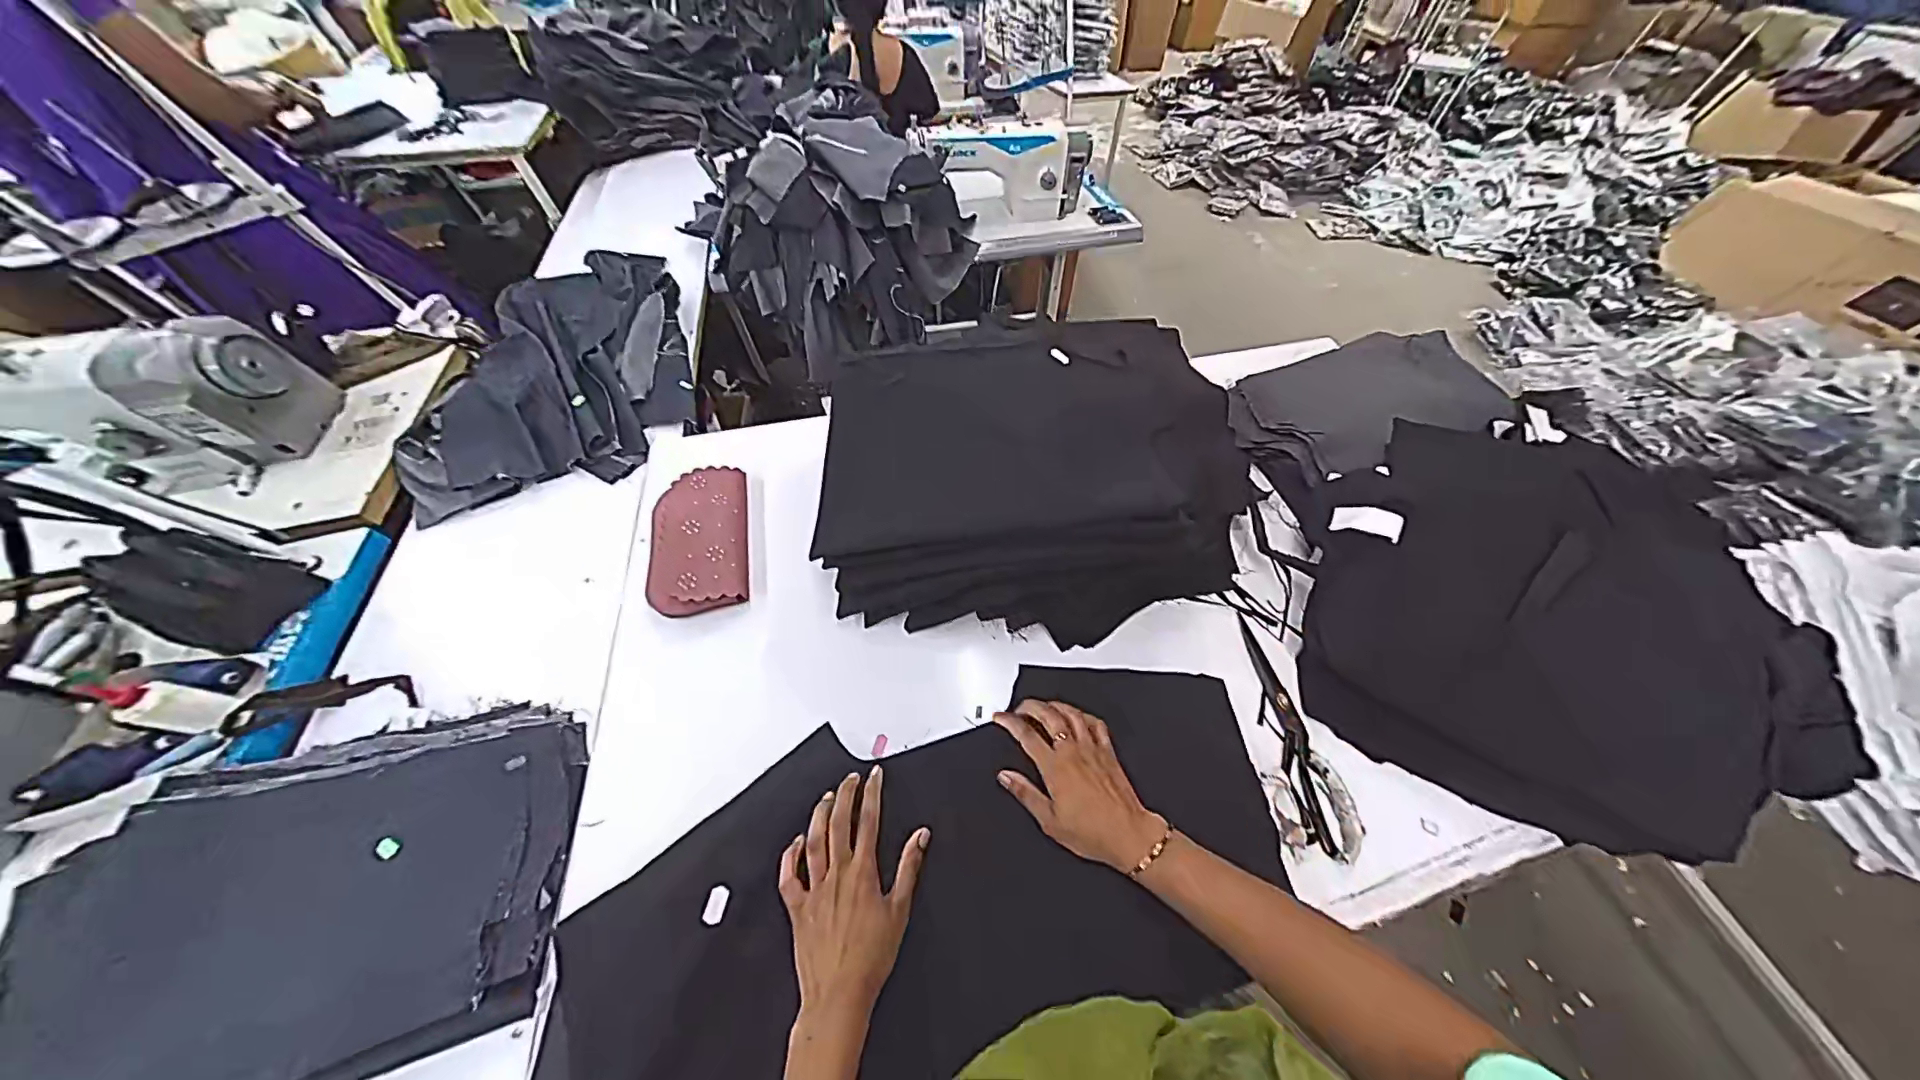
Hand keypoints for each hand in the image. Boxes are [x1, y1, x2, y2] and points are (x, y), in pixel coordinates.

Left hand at [779, 766, 929, 1022]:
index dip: (872, 793)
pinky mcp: (797, 908)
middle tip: (850, 779)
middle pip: (839, 823)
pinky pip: (789, 875)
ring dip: (819, 815)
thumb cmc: (872, 957)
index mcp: (862, 873)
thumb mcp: (900, 909)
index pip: (868, 821)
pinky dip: (791, 855)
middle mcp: (836, 875)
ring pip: (813, 841)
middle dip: (845, 795)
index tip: (874, 777)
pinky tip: (795, 842)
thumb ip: (908, 867)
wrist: (840, 993)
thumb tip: (919, 837)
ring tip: (826, 798)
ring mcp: (814, 890)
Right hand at [992, 700, 1168, 874]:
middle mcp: (1073, 752)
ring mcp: (1092, 749)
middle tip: (1019, 708)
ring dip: (1054, 705)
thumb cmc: (1092, 831)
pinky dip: (1082, 714)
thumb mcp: (1049, 820)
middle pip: (1048, 715)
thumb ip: (1025, 793)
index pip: (1026, 734)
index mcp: (1055, 768)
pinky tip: (1077, 715)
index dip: (1010, 722)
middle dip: (1030, 706)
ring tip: (1044, 705)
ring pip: (1071, 714)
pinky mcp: (1108, 752)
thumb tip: (1006, 777)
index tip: (1001, 718)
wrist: (1127, 833)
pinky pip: (1095, 723)